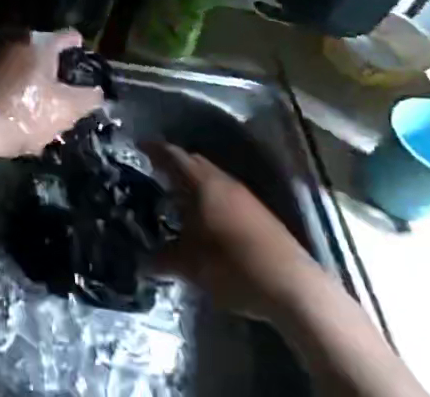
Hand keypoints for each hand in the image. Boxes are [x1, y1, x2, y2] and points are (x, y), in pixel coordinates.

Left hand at [0, 30, 103, 158]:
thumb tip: (98, 91)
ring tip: (42, 107)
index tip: (87, 68)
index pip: (69, 36)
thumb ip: (87, 98)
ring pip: (24, 63)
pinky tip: (17, 110)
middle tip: (65, 95)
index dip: (82, 52)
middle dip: (56, 71)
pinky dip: (15, 87)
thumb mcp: (65, 110)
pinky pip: (5, 73)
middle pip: (45, 50)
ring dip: (34, 80)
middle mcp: (16, 36)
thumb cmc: (22, 113)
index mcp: (40, 41)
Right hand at [153, 144, 332, 323]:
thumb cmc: (231, 266)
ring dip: (193, 180)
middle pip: (194, 162)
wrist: (290, 284)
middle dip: (174, 163)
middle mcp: (223, 181)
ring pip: (212, 177)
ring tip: (177, 194)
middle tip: (155, 170)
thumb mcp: (188, 266)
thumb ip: (161, 260)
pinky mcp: (259, 212)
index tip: (139, 145)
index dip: (155, 149)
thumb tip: (141, 262)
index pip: (173, 156)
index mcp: (201, 184)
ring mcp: (244, 195)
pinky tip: (206, 217)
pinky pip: (225, 192)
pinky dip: (210, 195)